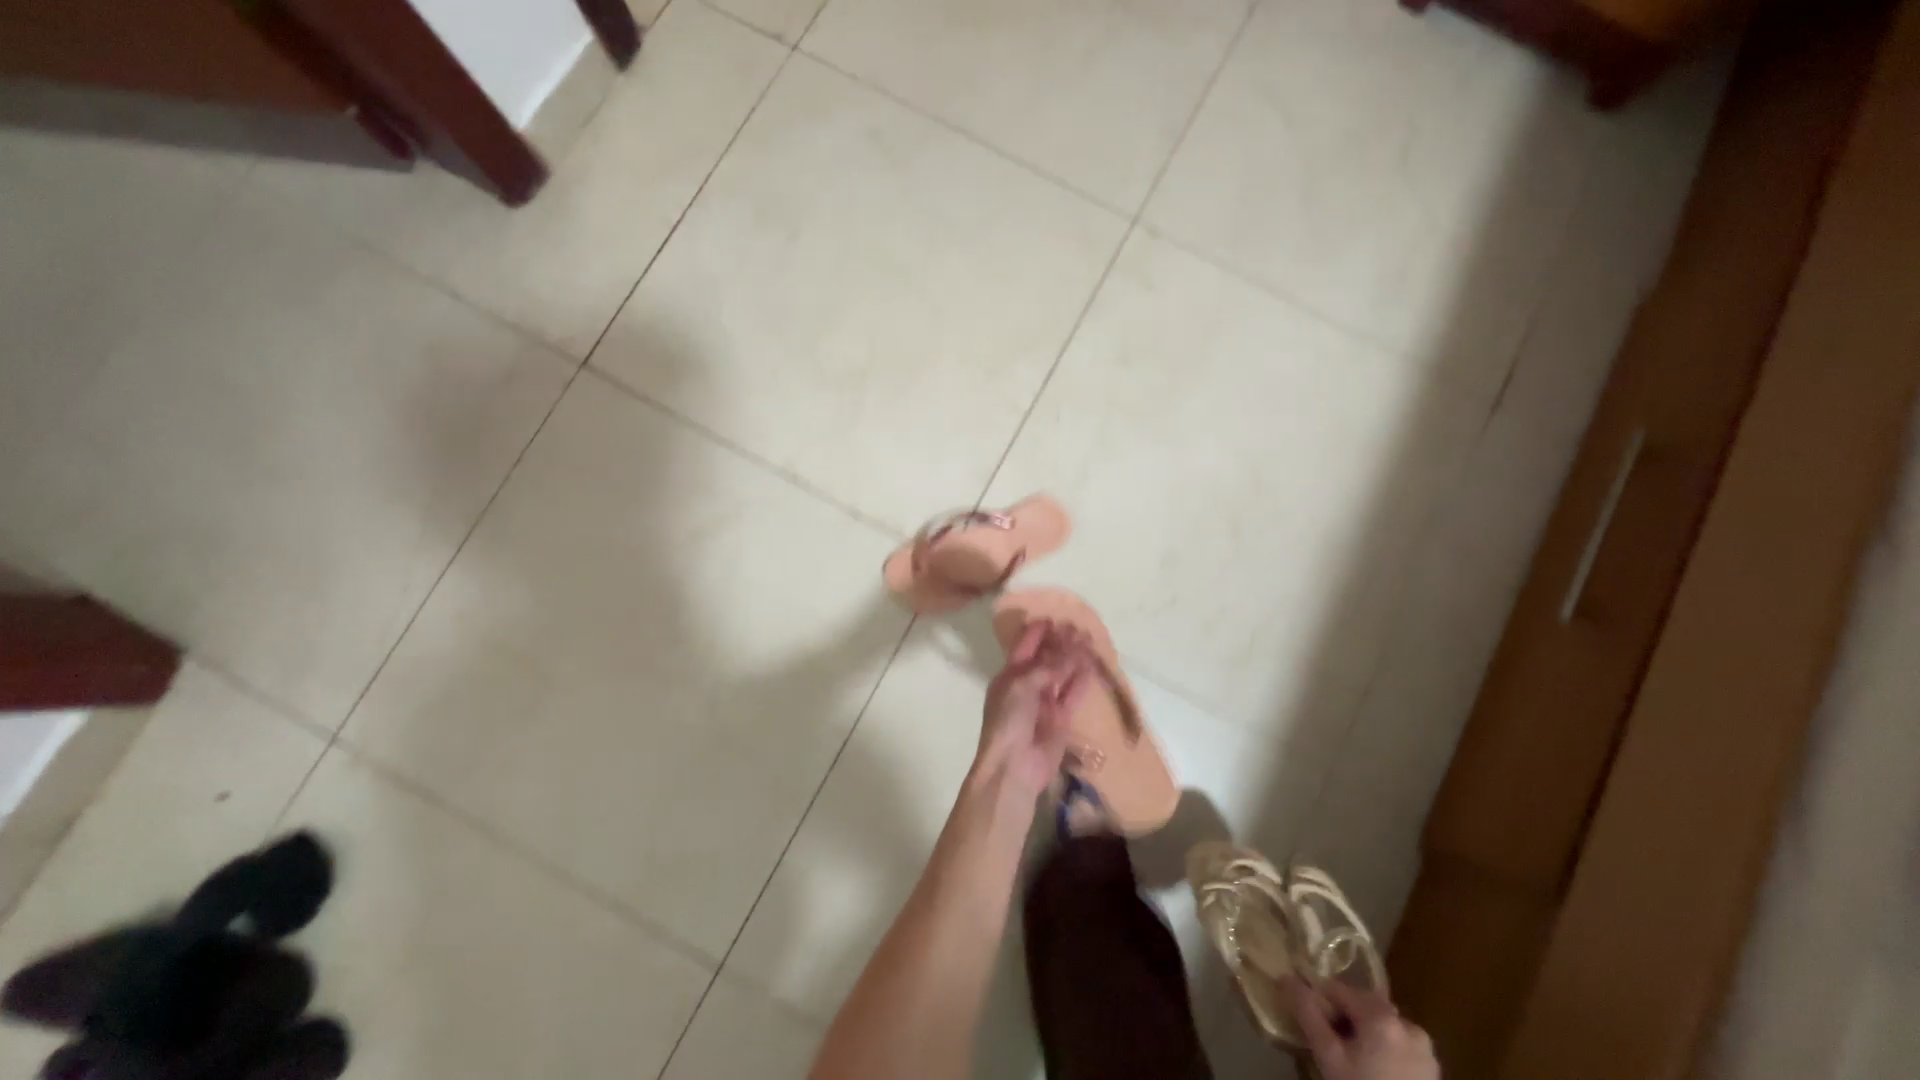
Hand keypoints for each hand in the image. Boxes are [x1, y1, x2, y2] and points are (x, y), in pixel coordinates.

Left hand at [976, 620, 1094, 796]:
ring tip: (1089, 639)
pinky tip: (1092, 664)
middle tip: (1076, 626)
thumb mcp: (1022, 686)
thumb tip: (1069, 651)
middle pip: (1045, 659)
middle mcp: (1026, 687)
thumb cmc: (1009, 720)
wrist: (1014, 765)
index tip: (1052, 617)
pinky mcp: (1061, 719)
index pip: (1023, 648)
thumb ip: (1047, 667)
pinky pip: (1073, 694)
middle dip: (1059, 642)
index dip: (1036, 633)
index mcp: (1008, 677)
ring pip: (1062, 674)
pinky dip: (1082, 679)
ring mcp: (1044, 703)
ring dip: (1074, 657)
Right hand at [1291, 978, 1438, 1079]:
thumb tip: (1286, 979)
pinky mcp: (1433, 1068)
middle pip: (1365, 1005)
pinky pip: (1402, 1044)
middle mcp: (1408, 1024)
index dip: (1321, 1003)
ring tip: (1353, 1060)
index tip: (1312, 1025)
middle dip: (1345, 1018)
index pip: (1339, 990)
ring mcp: (1426, 1048)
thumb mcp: (1328, 1056)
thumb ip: (1308, 1014)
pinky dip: (1386, 1048)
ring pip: (1384, 1025)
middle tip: (1331, 1044)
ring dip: (1366, 1032)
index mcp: (1381, 1016)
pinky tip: (1376, 1072)